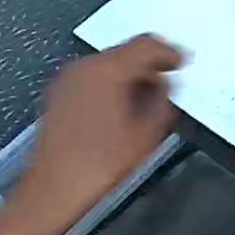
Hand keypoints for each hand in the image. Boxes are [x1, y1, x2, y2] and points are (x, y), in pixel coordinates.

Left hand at [10, 34, 183, 234]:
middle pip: (124, 53)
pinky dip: (110, 90)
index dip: (168, 53)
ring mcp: (67, 81)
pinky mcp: (58, 96)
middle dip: (149, 68)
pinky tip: (119, 114)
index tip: (179, 62)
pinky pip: (91, 82)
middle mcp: (83, 69)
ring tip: (144, 106)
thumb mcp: (146, 135)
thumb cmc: (95, 167)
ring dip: (129, 80)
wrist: (55, 189)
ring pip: (107, 67)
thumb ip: (162, 103)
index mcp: (107, 72)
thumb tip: (165, 89)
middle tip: (167, 85)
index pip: (145, 45)